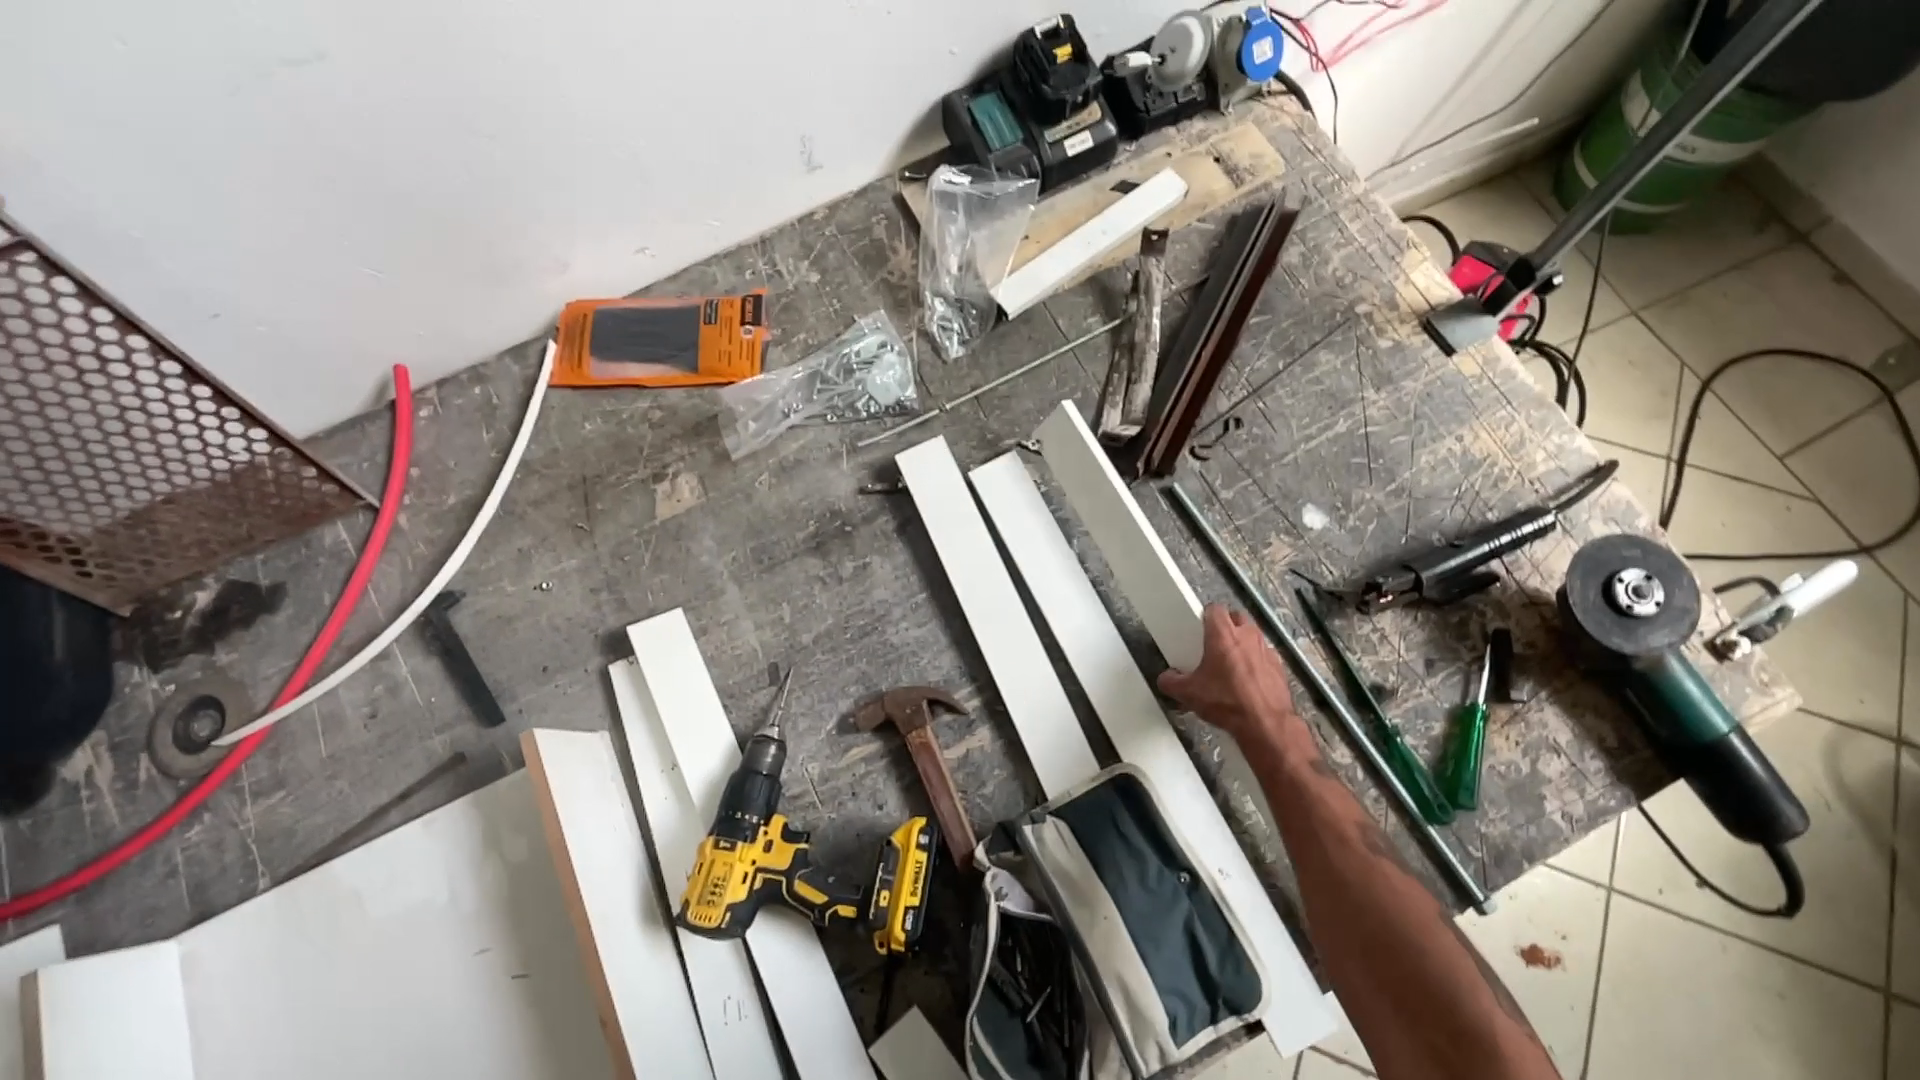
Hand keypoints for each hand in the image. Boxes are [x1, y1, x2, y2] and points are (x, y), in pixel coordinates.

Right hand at [1158, 604, 1299, 745]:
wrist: (1264, 724)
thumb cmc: (1229, 702)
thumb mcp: (1188, 693)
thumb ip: (1172, 682)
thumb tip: (1167, 680)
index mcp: (1223, 635)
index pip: (1214, 609)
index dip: (1205, 616)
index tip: (1199, 627)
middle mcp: (1247, 636)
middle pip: (1236, 617)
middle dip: (1226, 626)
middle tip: (1213, 643)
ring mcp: (1266, 650)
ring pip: (1253, 635)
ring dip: (1242, 643)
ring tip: (1229, 662)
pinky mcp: (1279, 666)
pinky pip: (1265, 655)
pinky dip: (1256, 662)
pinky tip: (1247, 680)